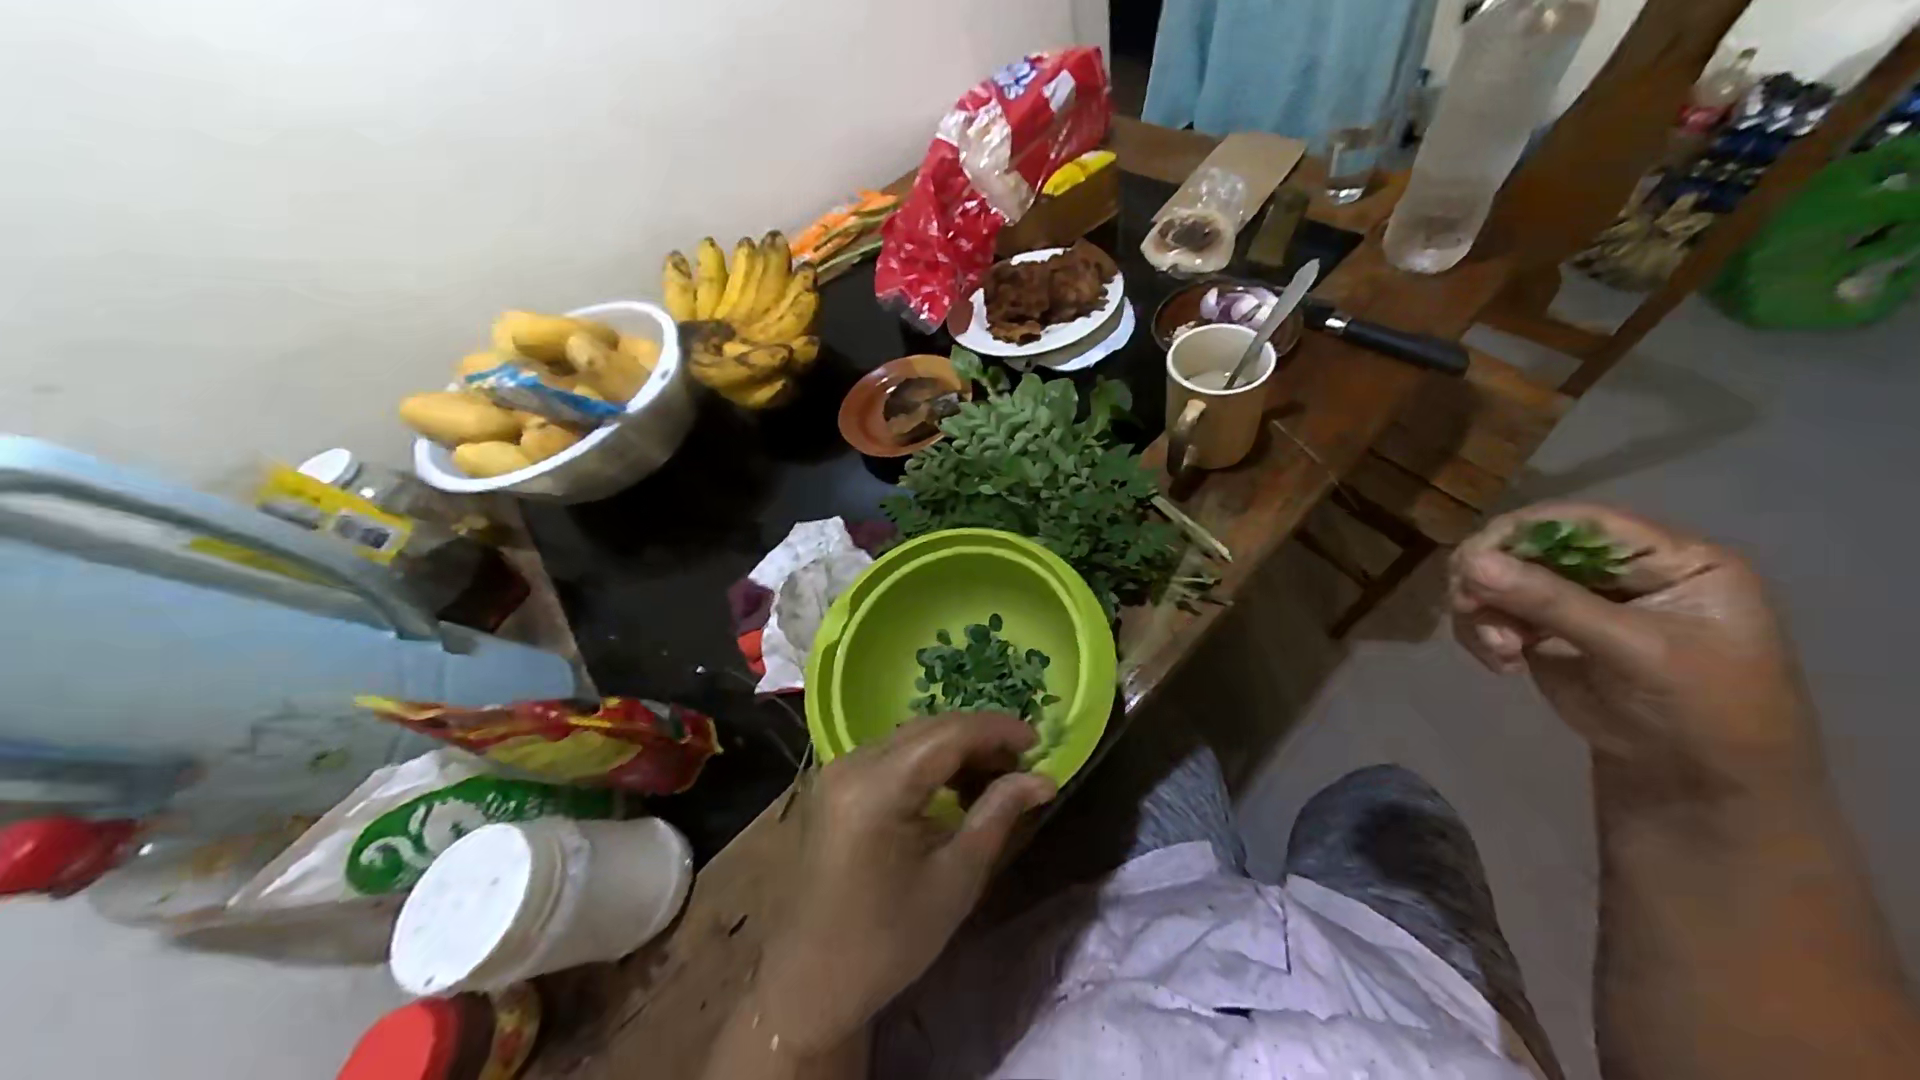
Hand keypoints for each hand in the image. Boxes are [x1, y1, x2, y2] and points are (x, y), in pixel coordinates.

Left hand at [753, 713, 1055, 1055]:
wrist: (811, 983)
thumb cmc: (889, 941)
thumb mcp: (956, 878)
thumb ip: (998, 813)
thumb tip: (1043, 778)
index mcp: (875, 787)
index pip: (948, 734)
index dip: (997, 730)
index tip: (1038, 741)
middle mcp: (849, 764)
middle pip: (926, 729)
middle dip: (978, 738)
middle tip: (1020, 765)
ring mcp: (833, 772)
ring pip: (907, 739)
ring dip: (952, 748)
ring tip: (992, 778)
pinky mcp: (830, 786)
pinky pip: (886, 756)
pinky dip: (924, 762)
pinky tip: (949, 788)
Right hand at [1448, 502, 1816, 784]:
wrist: (1698, 786)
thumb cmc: (1702, 711)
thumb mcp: (1634, 651)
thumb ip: (1552, 602)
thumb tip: (1469, 562)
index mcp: (1668, 558)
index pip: (1580, 522)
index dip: (1520, 533)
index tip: (1472, 563)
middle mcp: (1619, 569)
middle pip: (1528, 546)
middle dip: (1491, 579)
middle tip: (1469, 611)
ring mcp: (1577, 600)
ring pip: (1499, 579)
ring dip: (1483, 611)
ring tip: (1498, 653)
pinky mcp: (1543, 630)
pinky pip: (1492, 612)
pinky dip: (1482, 633)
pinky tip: (1501, 664)